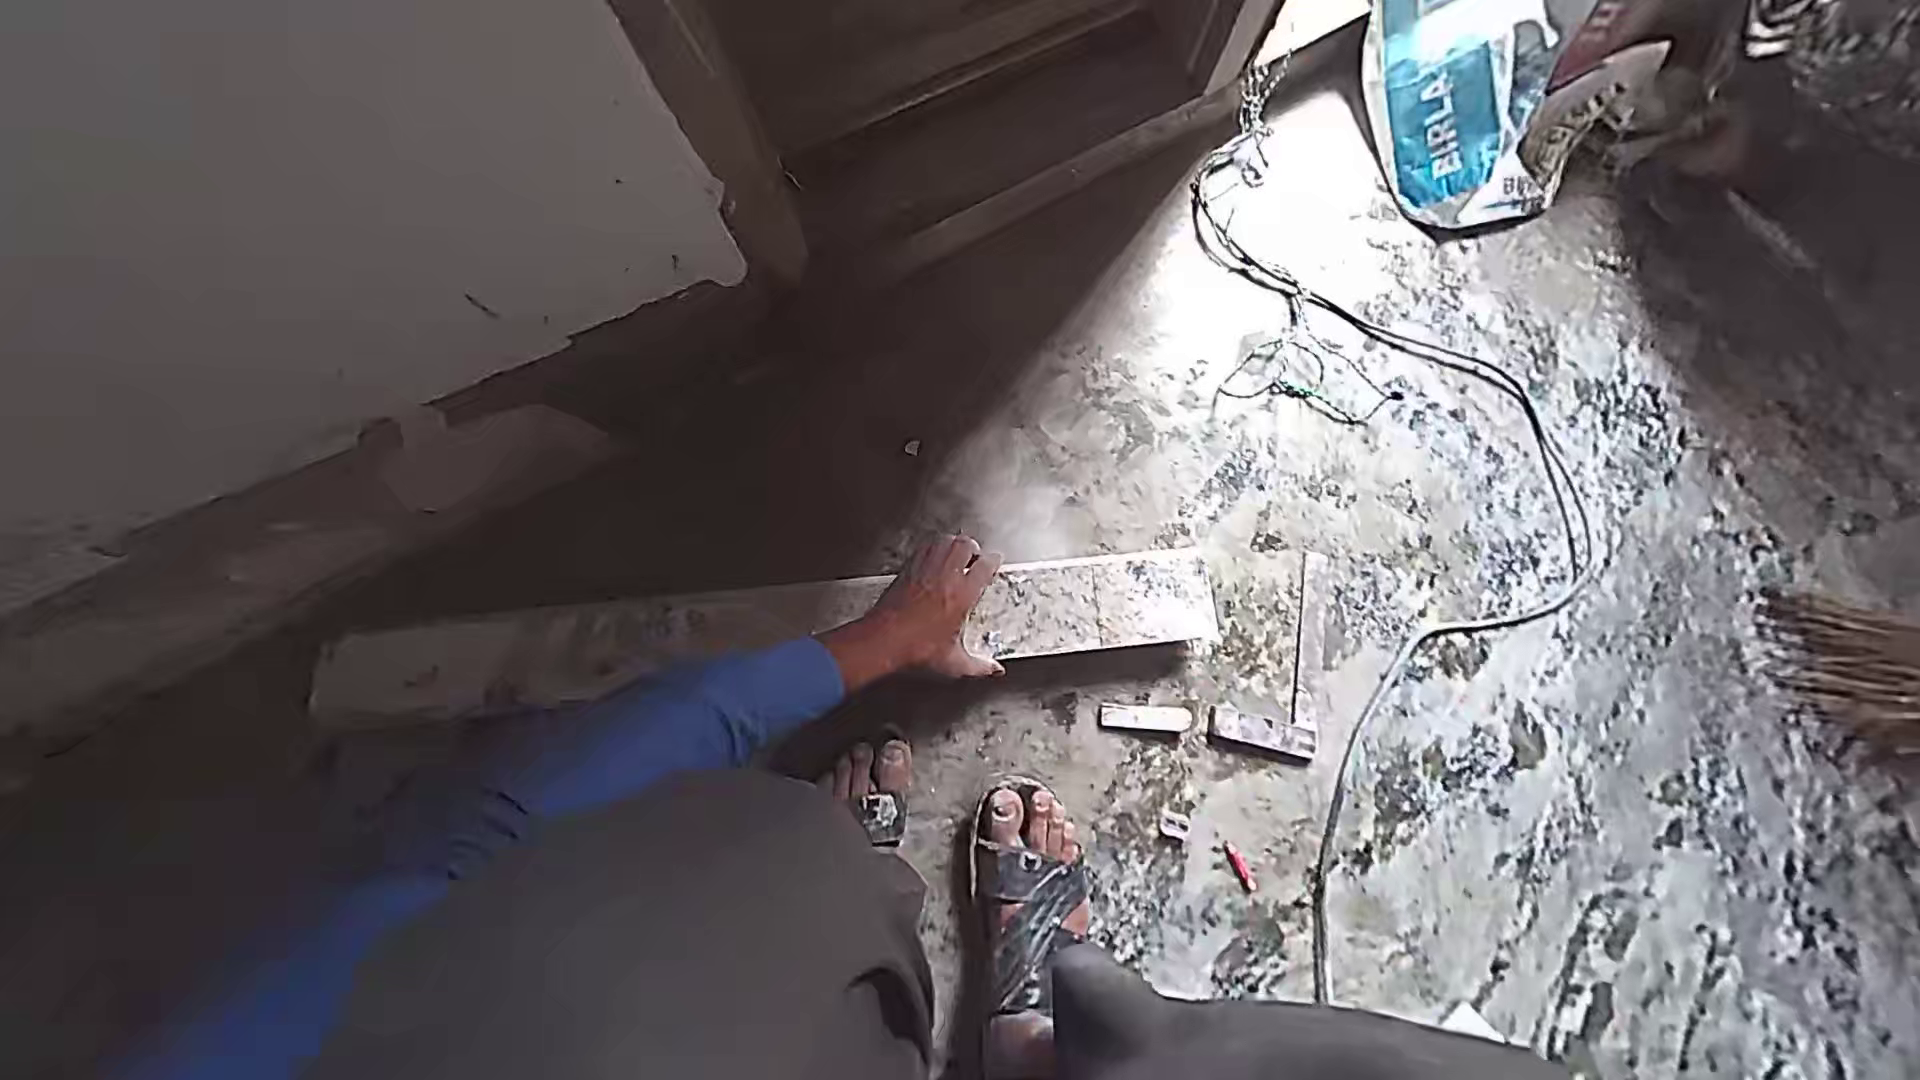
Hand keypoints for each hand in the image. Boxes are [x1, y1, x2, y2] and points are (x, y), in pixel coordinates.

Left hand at [818, 535, 1004, 691]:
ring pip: (944, 541)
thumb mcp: (953, 662)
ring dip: (953, 544)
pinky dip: (932, 547)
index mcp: (962, 595)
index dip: (993, 560)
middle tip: (975, 557)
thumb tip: (993, 670)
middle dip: (973, 548)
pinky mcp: (908, 570)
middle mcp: (945, 577)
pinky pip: (924, 548)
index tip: (994, 561)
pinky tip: (932, 556)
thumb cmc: (915, 648)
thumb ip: (978, 666)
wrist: (883, 640)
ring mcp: (925, 570)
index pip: (985, 566)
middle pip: (965, 544)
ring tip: (956, 553)